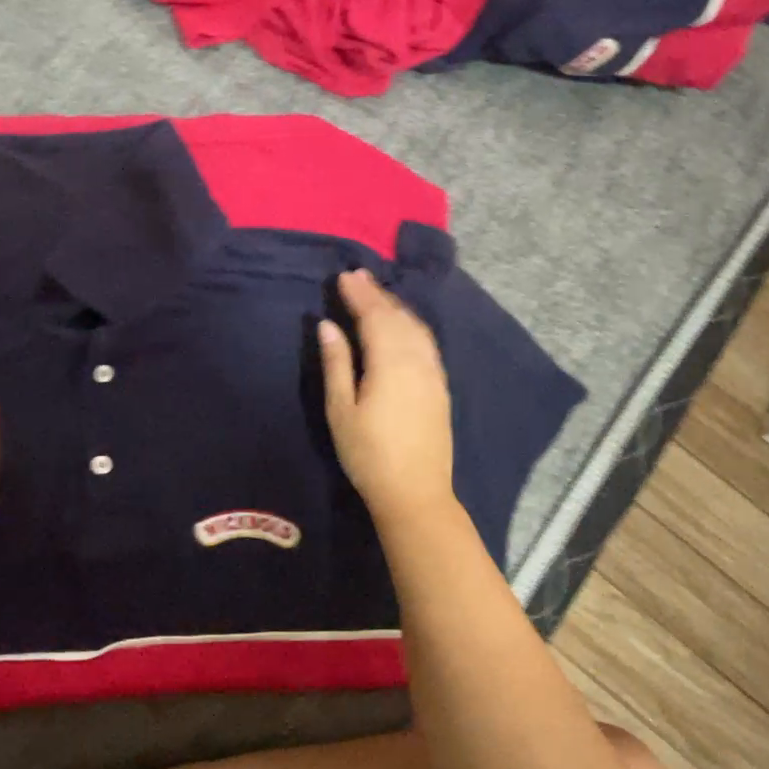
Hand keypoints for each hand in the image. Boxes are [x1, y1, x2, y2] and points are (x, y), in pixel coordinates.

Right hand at [318, 270, 454, 525]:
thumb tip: (328, 325)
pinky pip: (426, 342)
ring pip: (416, 328)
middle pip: (397, 318)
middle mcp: (417, 361)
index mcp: (390, 364)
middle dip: (377, 295)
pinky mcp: (440, 387)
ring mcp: (433, 374)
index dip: (360, 295)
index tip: (344, 276)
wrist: (415, 492)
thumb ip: (337, 363)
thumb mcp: (340, 410)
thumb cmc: (368, 454)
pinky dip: (411, 324)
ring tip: (377, 293)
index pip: (375, 317)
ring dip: (396, 307)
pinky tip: (402, 324)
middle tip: (358, 276)